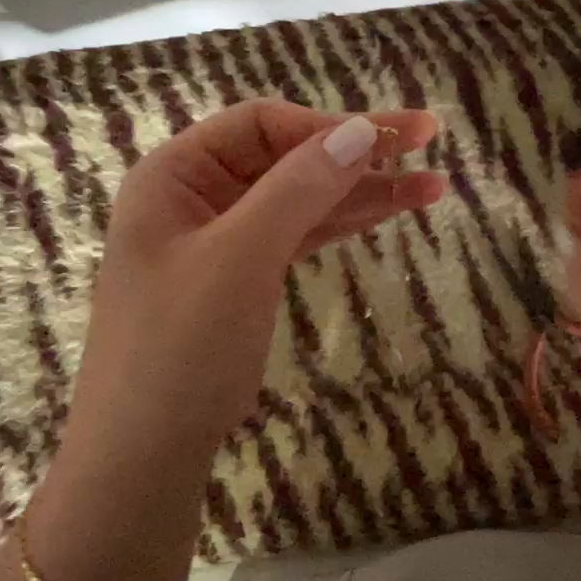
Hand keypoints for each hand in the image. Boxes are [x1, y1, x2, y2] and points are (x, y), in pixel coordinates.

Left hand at [72, 100, 444, 461]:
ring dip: (364, 189)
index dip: (326, 124)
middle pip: (287, 155)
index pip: (260, 124)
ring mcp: (224, 235)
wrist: (146, 457)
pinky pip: (301, 232)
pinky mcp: (246, 273)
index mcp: (175, 174)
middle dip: (356, 150)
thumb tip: (361, 129)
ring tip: (434, 184)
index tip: (388, 138)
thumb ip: (299, 187)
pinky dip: (344, 222)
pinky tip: (392, 210)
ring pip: (303, 196)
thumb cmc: (180, 346)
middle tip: (428, 137)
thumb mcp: (240, 257)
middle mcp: (198, 194)